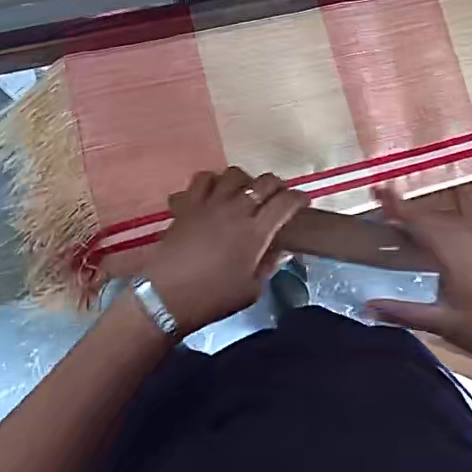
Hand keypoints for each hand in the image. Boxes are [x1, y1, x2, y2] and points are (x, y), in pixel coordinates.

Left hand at [139, 168, 306, 333]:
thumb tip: (279, 249)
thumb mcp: (252, 289)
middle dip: (277, 185)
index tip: (303, 201)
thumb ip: (268, 264)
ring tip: (244, 192)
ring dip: (244, 180)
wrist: (167, 295)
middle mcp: (235, 209)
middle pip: (263, 182)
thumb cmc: (213, 297)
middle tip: (278, 196)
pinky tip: (214, 192)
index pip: (285, 203)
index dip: (299, 199)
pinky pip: (202, 179)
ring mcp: (209, 203)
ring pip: (233, 174)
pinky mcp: (187, 204)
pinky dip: (212, 181)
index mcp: (256, 231)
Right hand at [363, 185, 471, 375]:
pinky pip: (468, 232)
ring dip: (429, 222)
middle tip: (387, 212)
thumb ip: (402, 312)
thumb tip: (368, 305)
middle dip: (410, 213)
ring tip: (410, 228)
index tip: (380, 188)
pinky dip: (448, 231)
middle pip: (435, 219)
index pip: (419, 223)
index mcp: (455, 256)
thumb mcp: (442, 324)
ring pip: (452, 224)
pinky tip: (444, 246)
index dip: (397, 204)